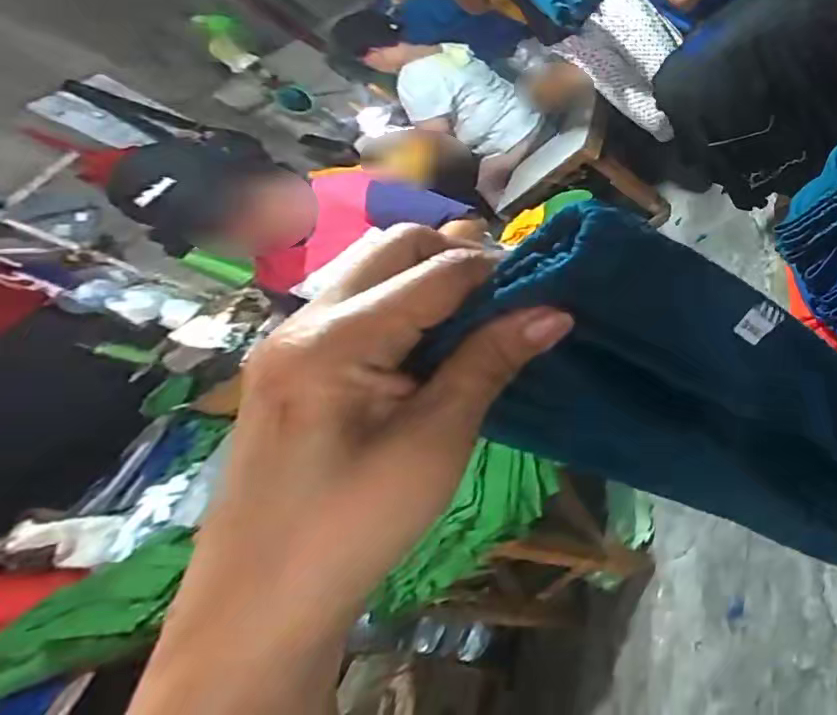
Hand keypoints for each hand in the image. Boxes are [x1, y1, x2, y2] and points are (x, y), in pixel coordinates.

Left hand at [130, 226, 570, 714]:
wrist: (259, 609)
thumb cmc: (354, 522)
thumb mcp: (437, 438)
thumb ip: (492, 360)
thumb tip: (558, 310)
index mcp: (333, 341)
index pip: (441, 271)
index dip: (506, 273)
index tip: (555, 291)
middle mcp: (304, 323)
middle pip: (401, 247)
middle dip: (467, 258)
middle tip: (515, 300)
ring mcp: (295, 342)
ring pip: (381, 269)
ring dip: (441, 278)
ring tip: (487, 321)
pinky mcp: (300, 365)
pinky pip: (368, 302)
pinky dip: (418, 303)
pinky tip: (447, 345)